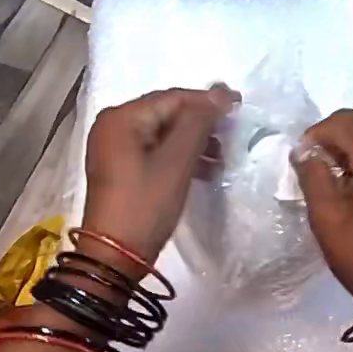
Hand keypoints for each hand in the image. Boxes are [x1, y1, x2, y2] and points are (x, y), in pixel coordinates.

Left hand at [82, 87, 234, 267]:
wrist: (115, 257)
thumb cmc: (145, 206)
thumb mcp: (175, 163)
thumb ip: (198, 123)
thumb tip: (220, 94)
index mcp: (121, 118)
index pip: (172, 98)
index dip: (207, 101)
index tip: (240, 106)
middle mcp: (112, 126)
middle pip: (166, 114)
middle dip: (200, 124)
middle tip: (232, 134)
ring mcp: (113, 149)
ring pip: (162, 135)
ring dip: (193, 143)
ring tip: (221, 158)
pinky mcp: (120, 170)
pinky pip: (154, 152)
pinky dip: (178, 158)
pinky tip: (202, 170)